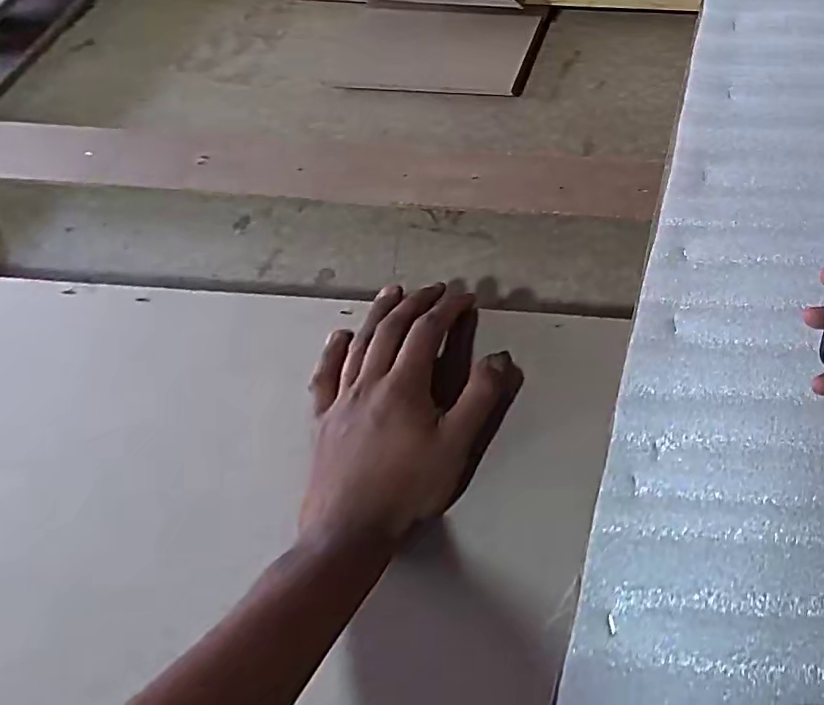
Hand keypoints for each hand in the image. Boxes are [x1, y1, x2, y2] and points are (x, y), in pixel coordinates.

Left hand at [300, 283, 523, 550]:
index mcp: (403, 386)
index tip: (466, 296)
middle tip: (436, 289)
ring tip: (393, 292)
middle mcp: (369, 384)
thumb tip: (499, 357)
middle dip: (416, 303)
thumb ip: (481, 395)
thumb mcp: (458, 442)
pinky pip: (326, 376)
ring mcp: (342, 401)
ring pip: (359, 344)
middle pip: (391, 330)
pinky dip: (335, 350)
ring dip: (380, 313)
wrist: (346, 533)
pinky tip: (340, 336)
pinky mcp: (325, 420)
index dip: (448, 308)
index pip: (426, 332)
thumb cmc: (409, 486)